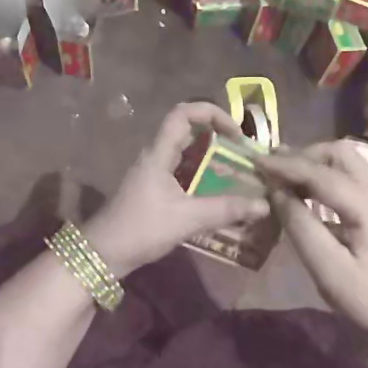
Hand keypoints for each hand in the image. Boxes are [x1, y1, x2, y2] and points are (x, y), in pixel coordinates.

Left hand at [83, 102, 271, 273]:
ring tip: (239, 173)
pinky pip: (183, 174)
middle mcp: (155, 157)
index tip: (236, 133)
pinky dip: (202, 178)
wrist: (103, 255)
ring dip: (211, 158)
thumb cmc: (141, 229)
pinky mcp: (154, 192)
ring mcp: (153, 174)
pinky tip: (220, 196)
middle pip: (188, 131)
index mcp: (158, 153)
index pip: (183, 113)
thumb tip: (264, 205)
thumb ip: (225, 210)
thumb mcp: (186, 219)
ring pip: (186, 154)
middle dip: (217, 136)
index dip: (212, 113)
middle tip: (244, 154)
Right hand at [256, 143, 367, 345]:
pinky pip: (347, 175)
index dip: (287, 166)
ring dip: (312, 162)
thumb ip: (300, 226)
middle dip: (303, 155)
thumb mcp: (325, 267)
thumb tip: (276, 192)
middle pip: (339, 153)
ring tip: (282, 176)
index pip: (323, 174)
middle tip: (272, 169)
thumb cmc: (362, 297)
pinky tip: (301, 189)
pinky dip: (321, 174)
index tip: (257, 162)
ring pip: (344, 160)